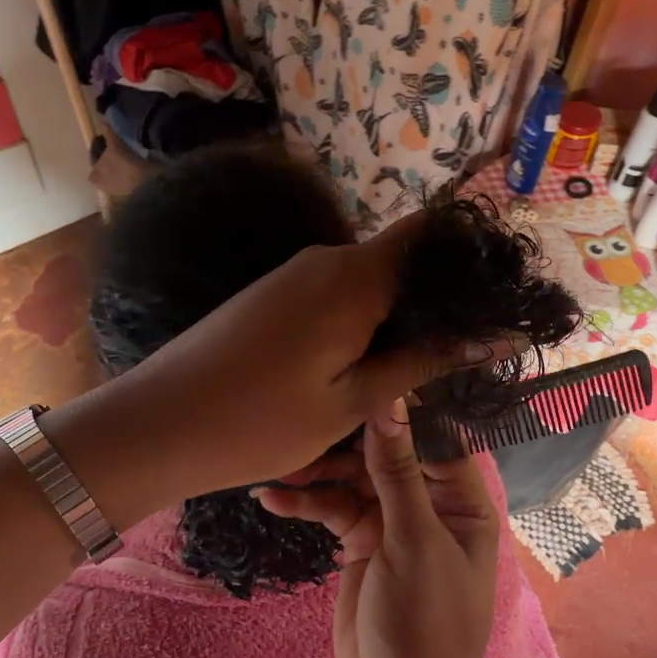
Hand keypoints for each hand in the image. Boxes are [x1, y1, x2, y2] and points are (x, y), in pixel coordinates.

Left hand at [50, 213, 481, 526]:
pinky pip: (336, 296)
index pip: (432, 232)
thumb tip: (496, 334)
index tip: (501, 299)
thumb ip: (423, 361)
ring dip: (399, 319)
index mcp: (352, 277)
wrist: (155, 425)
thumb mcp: (352, 402)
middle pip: (404, 258)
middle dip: (440, 300)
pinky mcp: (273, 296)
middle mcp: (325, 260)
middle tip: (470, 355)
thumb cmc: (257, 422)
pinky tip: (367, 368)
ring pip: (370, 282)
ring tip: (422, 371)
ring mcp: (294, 275)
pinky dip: (362, 324)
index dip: (472, 258)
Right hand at [255, 398, 499, 657]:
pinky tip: (272, 498)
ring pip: (352, 480)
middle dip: (344, 445)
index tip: (358, 375)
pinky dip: (306, 503)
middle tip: (304, 428)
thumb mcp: (412, 542)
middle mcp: (429, 504)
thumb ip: (398, 471)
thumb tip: (392, 402)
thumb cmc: (426, 623)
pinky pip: (332, 510)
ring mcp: (392, 524)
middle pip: (384, 454)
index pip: (434, 436)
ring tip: (276, 471)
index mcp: (462, 502)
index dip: (400, 408)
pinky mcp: (360, 542)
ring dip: (316, 476)